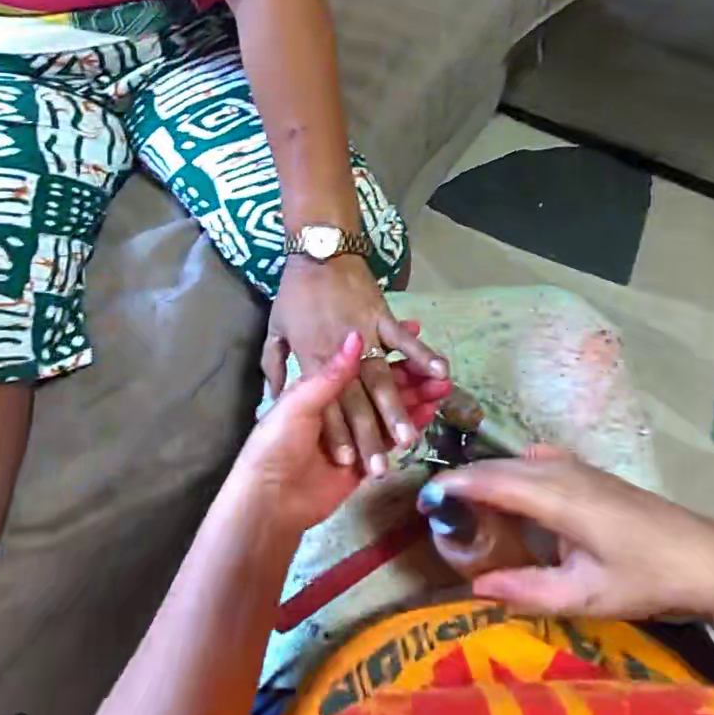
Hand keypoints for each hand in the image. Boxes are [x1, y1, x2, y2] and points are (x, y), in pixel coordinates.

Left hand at [227, 332, 452, 539]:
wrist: (268, 500)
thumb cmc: (275, 444)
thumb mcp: (299, 403)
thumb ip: (330, 374)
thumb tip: (357, 338)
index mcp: (320, 387)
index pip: (360, 361)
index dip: (386, 346)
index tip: (413, 330)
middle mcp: (339, 407)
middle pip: (380, 387)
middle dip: (409, 377)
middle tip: (437, 367)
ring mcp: (352, 435)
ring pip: (389, 411)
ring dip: (415, 399)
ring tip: (442, 388)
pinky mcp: (362, 463)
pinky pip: (390, 440)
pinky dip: (410, 426)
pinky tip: (430, 412)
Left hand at [265, 257, 448, 477]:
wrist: (316, 251)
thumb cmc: (292, 293)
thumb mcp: (273, 331)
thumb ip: (275, 366)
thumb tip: (275, 394)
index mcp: (309, 360)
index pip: (325, 406)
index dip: (337, 435)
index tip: (347, 463)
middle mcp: (337, 353)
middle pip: (357, 401)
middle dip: (373, 434)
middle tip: (390, 463)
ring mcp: (363, 335)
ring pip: (382, 380)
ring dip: (400, 407)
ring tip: (416, 432)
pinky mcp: (382, 318)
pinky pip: (403, 342)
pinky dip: (423, 356)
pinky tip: (440, 374)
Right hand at [421, 448, 713, 620]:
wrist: (704, 555)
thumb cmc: (645, 578)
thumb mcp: (585, 596)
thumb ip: (527, 590)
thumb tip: (475, 586)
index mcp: (557, 498)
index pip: (491, 481)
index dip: (454, 484)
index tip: (424, 498)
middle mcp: (561, 471)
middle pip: (497, 466)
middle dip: (462, 481)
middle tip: (435, 508)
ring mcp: (575, 465)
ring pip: (514, 462)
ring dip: (484, 476)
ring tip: (461, 503)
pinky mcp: (585, 469)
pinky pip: (533, 461)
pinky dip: (509, 472)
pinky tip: (506, 490)